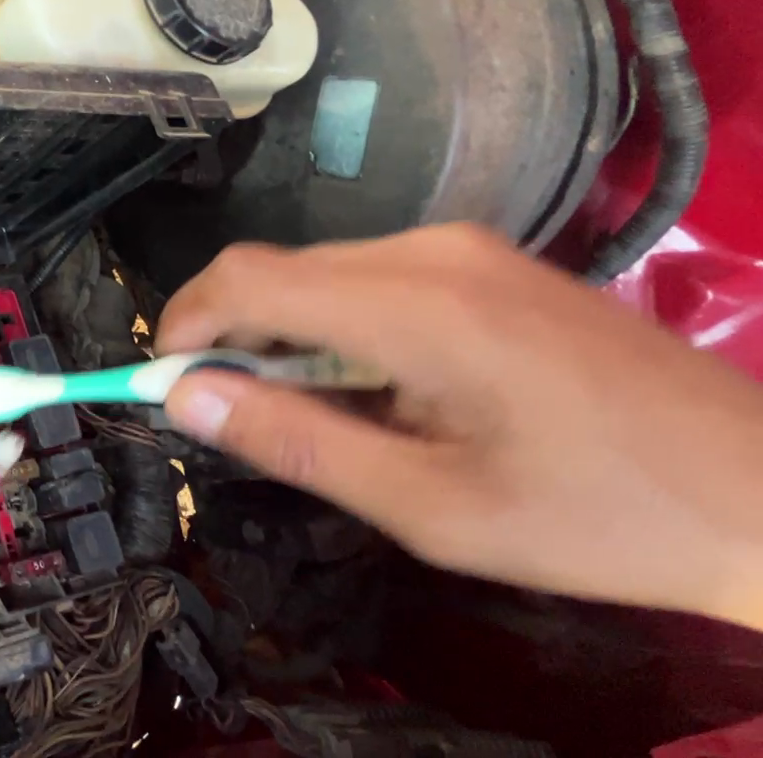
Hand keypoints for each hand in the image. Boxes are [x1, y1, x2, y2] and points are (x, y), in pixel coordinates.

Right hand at [156, 224, 762, 629]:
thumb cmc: (600, 518)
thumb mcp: (430, 507)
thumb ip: (293, 442)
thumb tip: (182, 399)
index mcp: (415, 307)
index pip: (245, 280)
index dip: (184, 324)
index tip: (168, 384)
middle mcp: (428, 252)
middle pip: (272, 271)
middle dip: (229, 336)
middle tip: (238, 414)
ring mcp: (461, 248)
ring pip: (312, 272)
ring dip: (280, 332)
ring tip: (316, 409)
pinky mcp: (482, 260)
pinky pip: (362, 275)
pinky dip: (329, 322)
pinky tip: (373, 382)